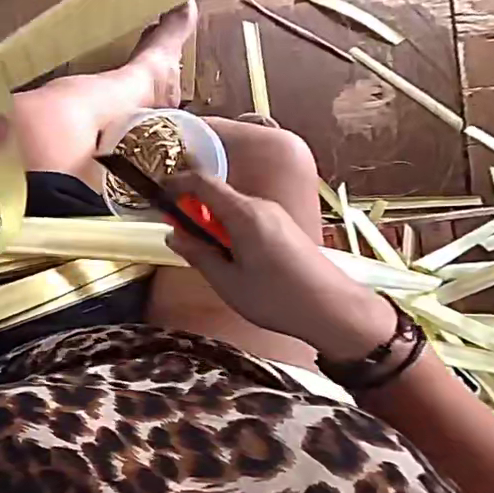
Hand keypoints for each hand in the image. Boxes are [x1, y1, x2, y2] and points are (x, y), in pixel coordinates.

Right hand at [161, 171, 397, 361]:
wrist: (334, 310)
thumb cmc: (278, 298)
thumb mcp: (226, 281)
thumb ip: (197, 254)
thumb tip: (174, 236)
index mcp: (245, 214)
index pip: (203, 182)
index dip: (177, 184)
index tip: (159, 195)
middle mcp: (262, 206)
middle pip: (217, 195)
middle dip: (193, 210)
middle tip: (179, 237)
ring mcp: (276, 215)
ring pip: (232, 208)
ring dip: (212, 223)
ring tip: (205, 255)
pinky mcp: (284, 227)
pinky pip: (247, 218)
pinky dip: (229, 230)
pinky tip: (230, 259)